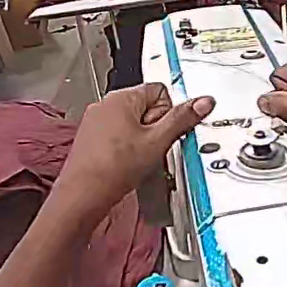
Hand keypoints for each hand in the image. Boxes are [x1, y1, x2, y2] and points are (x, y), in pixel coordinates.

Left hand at [46, 84, 214, 226]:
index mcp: (121, 98)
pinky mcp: (92, 139)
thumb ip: (182, 119)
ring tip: (137, 159)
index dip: (168, 113)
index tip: (166, 132)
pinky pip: (118, 136)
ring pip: (132, 123)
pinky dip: (126, 149)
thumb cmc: (112, 168)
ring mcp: (96, 122)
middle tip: (151, 148)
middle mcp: (105, 105)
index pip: (160, 90)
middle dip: (155, 127)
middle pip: (146, 107)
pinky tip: (126, 164)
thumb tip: (203, 102)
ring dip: (141, 140)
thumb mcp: (157, 142)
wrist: (83, 195)